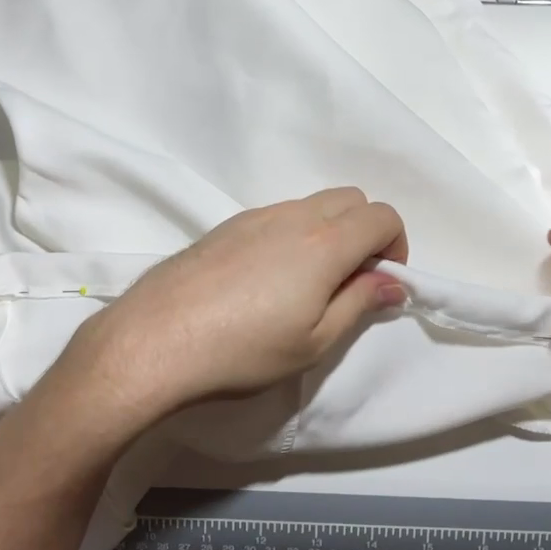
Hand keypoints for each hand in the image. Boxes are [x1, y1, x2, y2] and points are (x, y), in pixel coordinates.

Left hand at [58, 188, 408, 422]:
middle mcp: (293, 216)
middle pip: (351, 199)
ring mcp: (255, 216)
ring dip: (328, 231)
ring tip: (305, 285)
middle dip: (365, 231)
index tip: (380, 282)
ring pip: (312, 204)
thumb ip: (359, 304)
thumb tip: (393, 282)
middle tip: (349, 281)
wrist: (155, 339)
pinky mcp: (225, 225)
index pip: (383, 216)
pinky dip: (293, 233)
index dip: (395, 246)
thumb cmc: (243, 350)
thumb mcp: (314, 342)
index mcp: (325, 243)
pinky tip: (265, 279)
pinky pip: (277, 215)